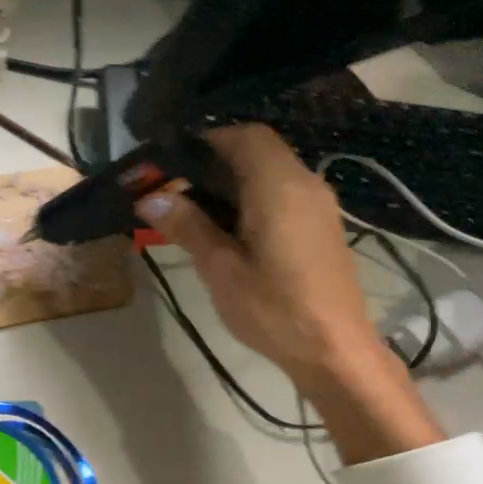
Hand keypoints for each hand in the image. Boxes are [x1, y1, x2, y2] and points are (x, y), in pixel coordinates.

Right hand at [135, 124, 443, 463]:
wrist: (332, 346)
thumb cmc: (272, 308)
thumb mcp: (220, 269)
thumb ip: (188, 226)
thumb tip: (150, 198)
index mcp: (279, 188)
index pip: (245, 137)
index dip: (205, 140)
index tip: (166, 160)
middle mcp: (303, 184)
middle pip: (256, 151)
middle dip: (210, 161)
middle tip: (166, 189)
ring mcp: (315, 204)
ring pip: (267, 172)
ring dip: (226, 181)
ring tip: (185, 209)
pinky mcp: (317, 224)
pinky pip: (277, 192)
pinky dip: (245, 196)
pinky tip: (219, 226)